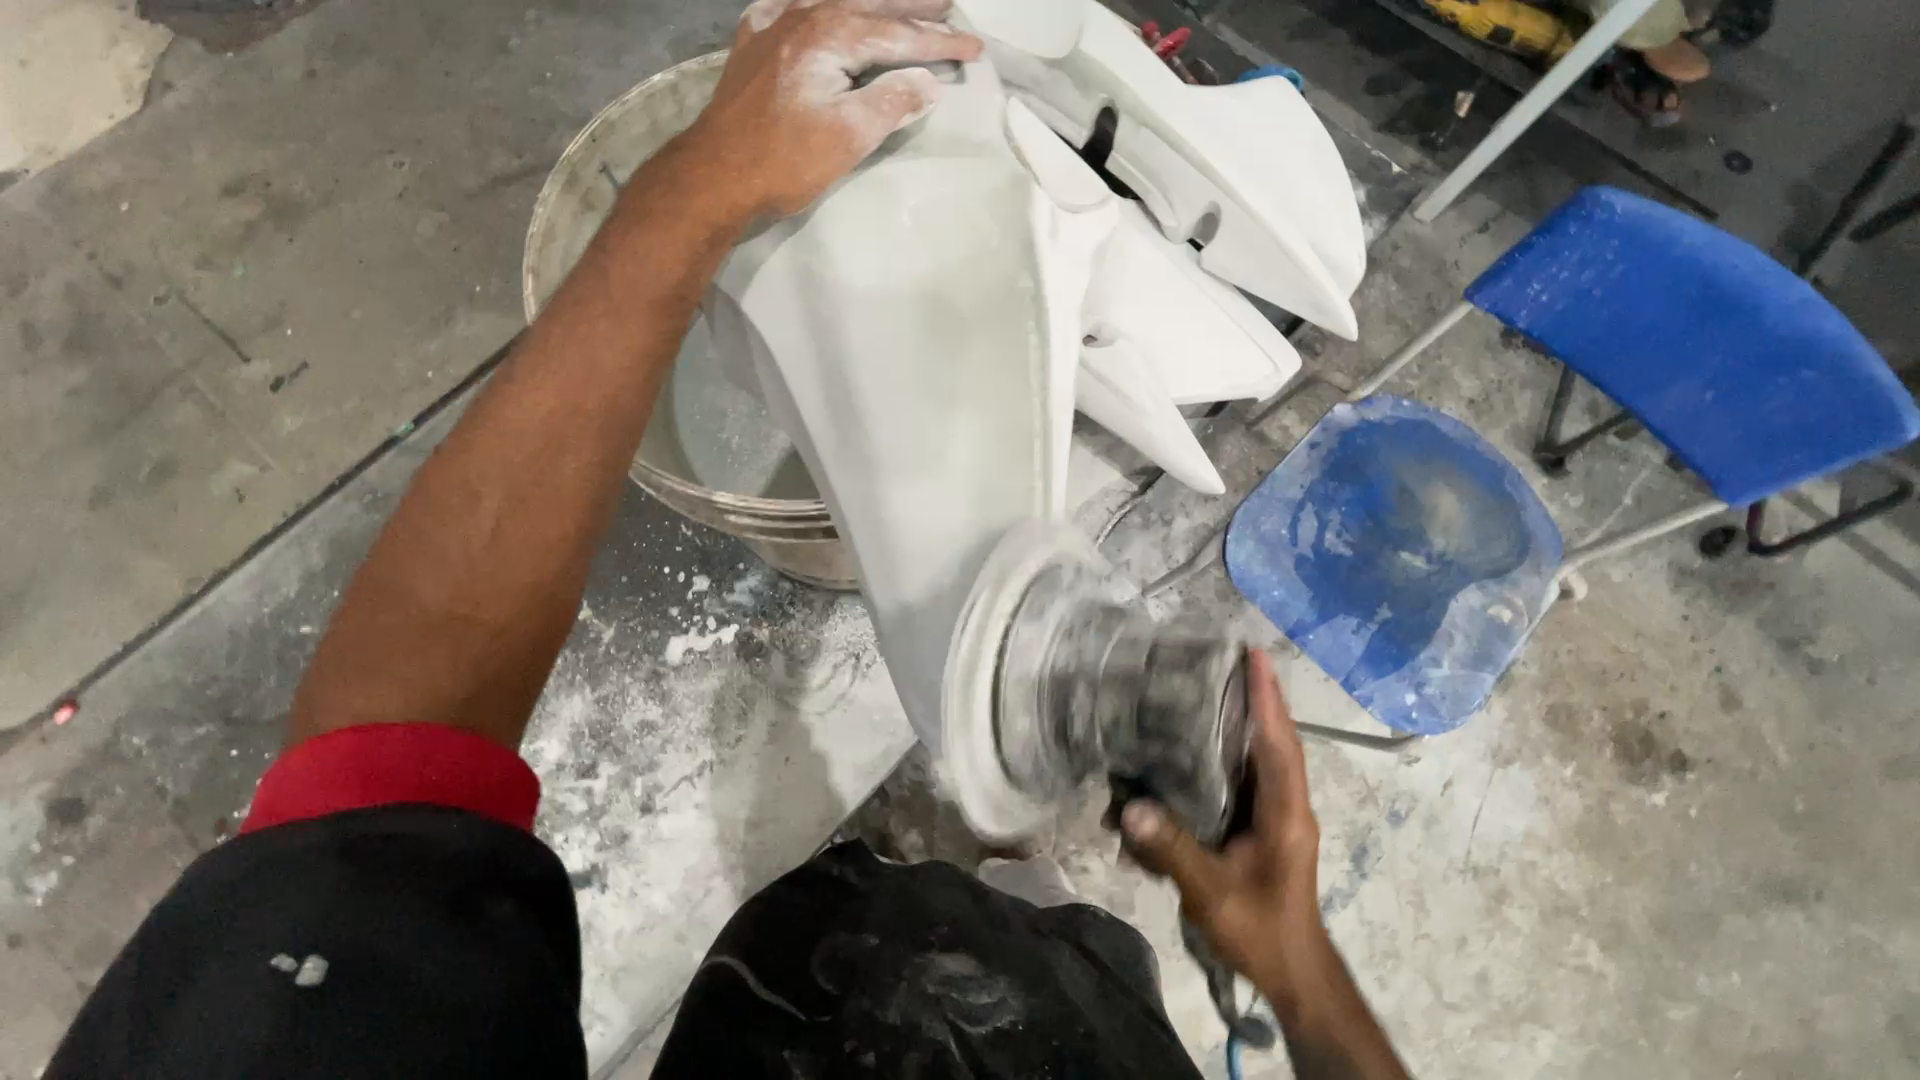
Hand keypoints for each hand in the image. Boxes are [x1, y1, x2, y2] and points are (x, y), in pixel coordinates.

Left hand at [684, 0, 983, 219]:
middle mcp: (802, 14)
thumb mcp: (849, 136)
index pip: (898, 35)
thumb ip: (891, 102)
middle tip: (949, 3)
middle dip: (913, 7)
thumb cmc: (784, 160)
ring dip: (872, 3)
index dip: (939, 43)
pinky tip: (822, 8)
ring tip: (900, 2)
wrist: (715, 175)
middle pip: (870, 4)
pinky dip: (819, 7)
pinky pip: (793, 8)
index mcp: (830, 32)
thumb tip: (927, 83)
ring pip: (833, 1)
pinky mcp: (753, 45)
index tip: (974, 47)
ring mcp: (773, 25)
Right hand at [1123, 650, 1327, 994]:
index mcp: (1285, 814)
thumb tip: (1130, 807)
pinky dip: (1229, 752)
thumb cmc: (1261, 932)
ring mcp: (1277, 816)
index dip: (1266, 699)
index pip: (1278, 744)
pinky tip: (1197, 744)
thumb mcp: (1213, 894)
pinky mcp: (1262, 827)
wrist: (1294, 974)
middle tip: (1222, 660)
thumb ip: (1173, 850)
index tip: (1254, 656)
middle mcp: (1286, 806)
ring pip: (1262, 756)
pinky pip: (1247, 777)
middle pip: (1274, 739)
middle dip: (1255, 697)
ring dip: (1243, 721)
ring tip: (1210, 688)